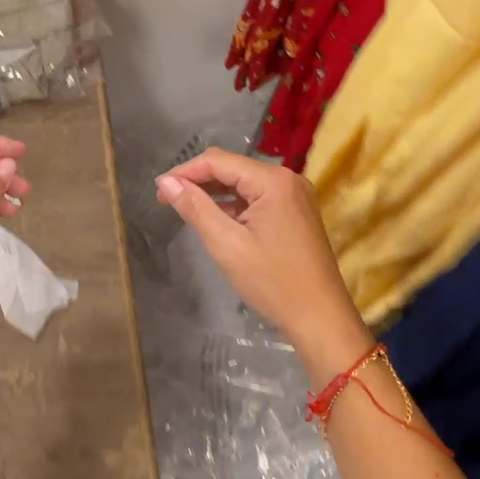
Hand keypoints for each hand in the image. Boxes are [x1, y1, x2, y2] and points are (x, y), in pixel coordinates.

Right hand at [157, 149, 372, 375]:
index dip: (185, 171)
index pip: (218, 161)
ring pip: (245, 183)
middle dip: (198, 181)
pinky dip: (235, 204)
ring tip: (185, 208)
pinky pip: (259, 197)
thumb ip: (195, 207)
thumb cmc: (272, 281)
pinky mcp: (297, 211)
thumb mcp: (226, 244)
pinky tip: (217, 218)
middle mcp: (287, 178)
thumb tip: (166, 182)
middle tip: (167, 200)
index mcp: (273, 180)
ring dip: (215, 193)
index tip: (159, 190)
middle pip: (232, 168)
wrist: (320, 317)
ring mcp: (295, 195)